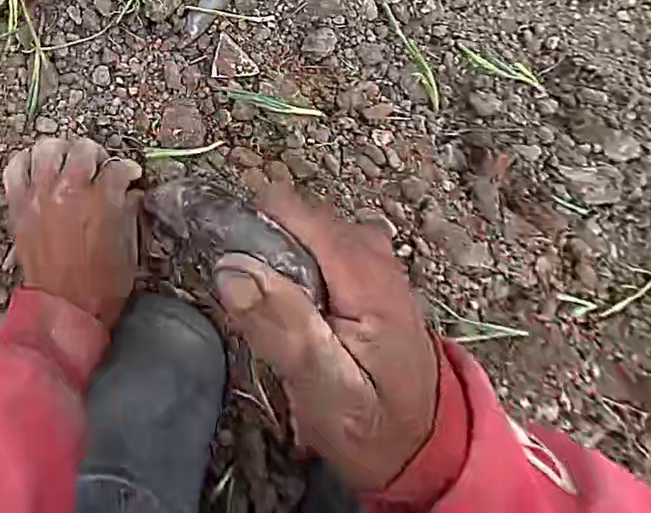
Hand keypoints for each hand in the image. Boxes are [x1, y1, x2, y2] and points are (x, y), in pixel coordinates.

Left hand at [2, 137, 142, 326]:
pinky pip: (16, 168)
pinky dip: (27, 163)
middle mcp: (69, 191)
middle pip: (83, 148)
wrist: (64, 312)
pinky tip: (39, 170)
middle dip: (96, 155)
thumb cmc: (100, 285)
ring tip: (68, 163)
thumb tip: (130, 192)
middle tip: (98, 167)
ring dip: (62, 152)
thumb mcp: (128, 246)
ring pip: (48, 148)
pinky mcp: (20, 206)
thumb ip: (128, 210)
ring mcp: (40, 196)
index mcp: (102, 200)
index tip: (129, 176)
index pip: (118, 167)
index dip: (127, 170)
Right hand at [212, 184, 437, 491]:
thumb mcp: (327, 390)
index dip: (249, 227)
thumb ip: (284, 328)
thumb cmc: (375, 422)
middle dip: (260, 250)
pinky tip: (293, 311)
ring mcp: (367, 248)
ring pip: (298, 228)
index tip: (225, 264)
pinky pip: (311, 243)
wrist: (426, 440)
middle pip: (291, 216)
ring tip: (270, 316)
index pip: (289, 210)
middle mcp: (368, 244)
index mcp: (363, 268)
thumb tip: (233, 271)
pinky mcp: (363, 259)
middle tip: (250, 310)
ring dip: (273, 260)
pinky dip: (291, 266)